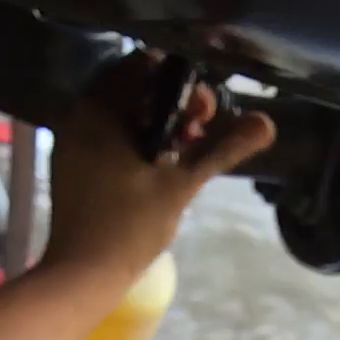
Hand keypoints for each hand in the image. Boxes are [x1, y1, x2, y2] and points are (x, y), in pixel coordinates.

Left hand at [38, 57, 275, 287]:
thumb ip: (221, 150)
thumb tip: (267, 123)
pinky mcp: (73, 167)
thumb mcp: (181, 186)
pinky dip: (136, 146)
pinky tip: (157, 173)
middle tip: (199, 136)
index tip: (204, 115)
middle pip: (134, 90)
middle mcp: (80, 115)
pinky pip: (109, 139)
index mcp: (101, 108)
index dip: (181, 84)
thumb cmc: (130, 228)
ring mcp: (73, 141)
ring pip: (123, 117)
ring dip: (157, 129)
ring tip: (183, 158)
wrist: (83, 274)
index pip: (145, 65)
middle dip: (172, 109)